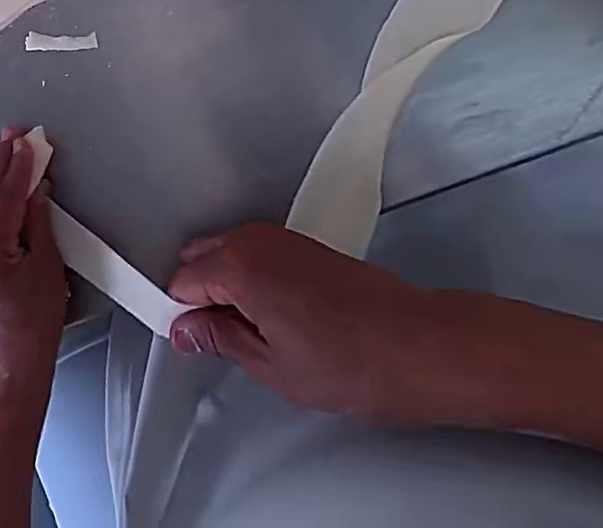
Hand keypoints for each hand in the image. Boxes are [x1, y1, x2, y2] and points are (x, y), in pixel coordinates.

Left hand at [0, 126, 68, 390]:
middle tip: (14, 132)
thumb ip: (39, 224)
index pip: (8, 197)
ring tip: (2, 145)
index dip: (20, 166)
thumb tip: (36, 189)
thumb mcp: (49, 271)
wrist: (7, 369)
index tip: (28, 141)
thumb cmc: (35, 326)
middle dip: (4, 161)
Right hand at [167, 223, 531, 425]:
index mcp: (239, 265)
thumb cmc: (361, 358)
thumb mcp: (271, 366)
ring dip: (223, 286)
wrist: (424, 346)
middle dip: (197, 294)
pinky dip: (249, 278)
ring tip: (253, 333)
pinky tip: (274, 317)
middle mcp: (256, 240)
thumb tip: (190, 330)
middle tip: (215, 339)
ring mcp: (280, 237)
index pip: (179, 280)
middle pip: (198, 258)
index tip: (183, 336)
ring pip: (225, 253)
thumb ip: (218, 338)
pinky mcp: (301, 242)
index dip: (178, 313)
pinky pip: (253, 252)